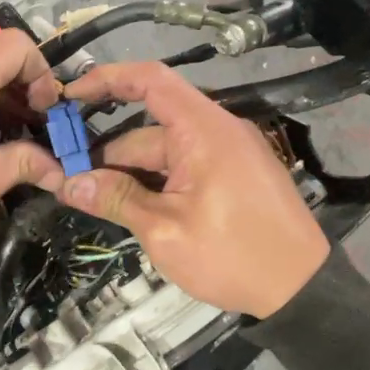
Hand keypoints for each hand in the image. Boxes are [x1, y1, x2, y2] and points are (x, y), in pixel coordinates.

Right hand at [57, 62, 327, 316]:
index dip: (106, 79)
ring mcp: (227, 153)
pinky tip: (129, 206)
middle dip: (106, 153)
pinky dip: (153, 180)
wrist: (302, 290)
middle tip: (67, 181)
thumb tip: (68, 183)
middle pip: (148, 128)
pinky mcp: (233, 175)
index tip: (70, 96)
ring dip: (128, 173)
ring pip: (163, 152)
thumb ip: (115, 199)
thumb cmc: (233, 255)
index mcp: (204, 130)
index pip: (150, 80)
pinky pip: (183, 166)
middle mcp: (217, 131)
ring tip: (92, 200)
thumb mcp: (164, 230)